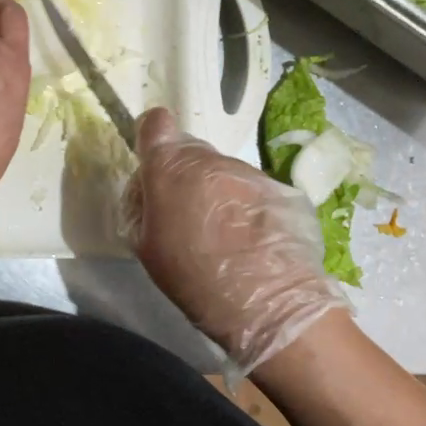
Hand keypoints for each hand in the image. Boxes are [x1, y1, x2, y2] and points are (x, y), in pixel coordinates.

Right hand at [124, 108, 348, 372]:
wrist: (267, 301)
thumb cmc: (192, 276)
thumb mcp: (145, 246)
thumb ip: (143, 206)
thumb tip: (148, 190)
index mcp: (169, 168)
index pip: (155, 124)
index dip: (152, 137)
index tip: (154, 160)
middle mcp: (210, 159)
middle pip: (191, 153)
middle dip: (185, 176)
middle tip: (188, 215)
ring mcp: (249, 171)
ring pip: (224, 173)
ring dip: (219, 193)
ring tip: (225, 235)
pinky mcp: (282, 188)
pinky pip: (254, 191)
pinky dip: (249, 208)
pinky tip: (253, 241)